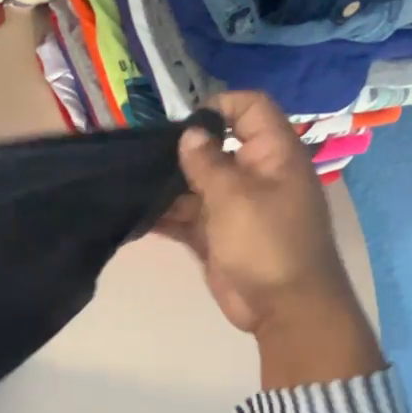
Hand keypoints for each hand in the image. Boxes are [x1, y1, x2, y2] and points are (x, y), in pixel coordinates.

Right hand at [156, 92, 384, 389]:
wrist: (283, 306)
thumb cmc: (267, 243)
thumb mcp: (235, 196)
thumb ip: (208, 162)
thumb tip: (189, 133)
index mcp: (273, 155)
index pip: (251, 108)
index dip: (218, 106)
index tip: (180, 122)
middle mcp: (254, 175)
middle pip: (216, 147)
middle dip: (180, 150)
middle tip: (142, 154)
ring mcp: (233, 206)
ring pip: (195, 183)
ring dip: (165, 185)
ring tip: (128, 184)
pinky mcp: (215, 234)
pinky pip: (185, 216)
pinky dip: (162, 216)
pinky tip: (133, 215)